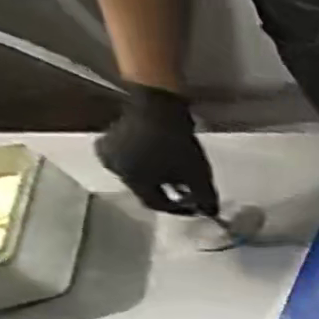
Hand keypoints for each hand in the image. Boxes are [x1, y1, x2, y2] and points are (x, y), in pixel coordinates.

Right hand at [94, 83, 217, 216]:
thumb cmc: (177, 144)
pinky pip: (131, 160)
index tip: (194, 207)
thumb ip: (205, 198)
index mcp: (131, 179)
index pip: (156, 204)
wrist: (159, 105)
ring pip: (138, 175)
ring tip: (177, 176)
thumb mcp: (198, 176)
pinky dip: (147, 165)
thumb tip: (211, 213)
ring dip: (158, 179)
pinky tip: (162, 161)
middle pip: (146, 189)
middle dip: (169, 193)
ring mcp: (107, 152)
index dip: (179, 209)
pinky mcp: (109, 138)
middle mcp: (114, 168)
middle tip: (187, 191)